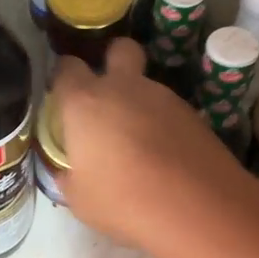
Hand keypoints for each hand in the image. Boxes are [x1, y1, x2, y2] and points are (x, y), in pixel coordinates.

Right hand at [49, 39, 254, 255]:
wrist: (196, 207)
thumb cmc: (123, 201)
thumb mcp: (79, 199)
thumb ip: (69, 176)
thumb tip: (68, 171)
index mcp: (85, 103)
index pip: (67, 68)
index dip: (62, 77)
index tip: (62, 96)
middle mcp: (124, 88)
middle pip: (119, 49)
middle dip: (112, 60)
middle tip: (106, 94)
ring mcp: (163, 97)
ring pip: (146, 85)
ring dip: (138, 103)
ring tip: (138, 143)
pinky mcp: (193, 114)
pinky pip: (168, 110)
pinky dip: (162, 125)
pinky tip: (164, 156)